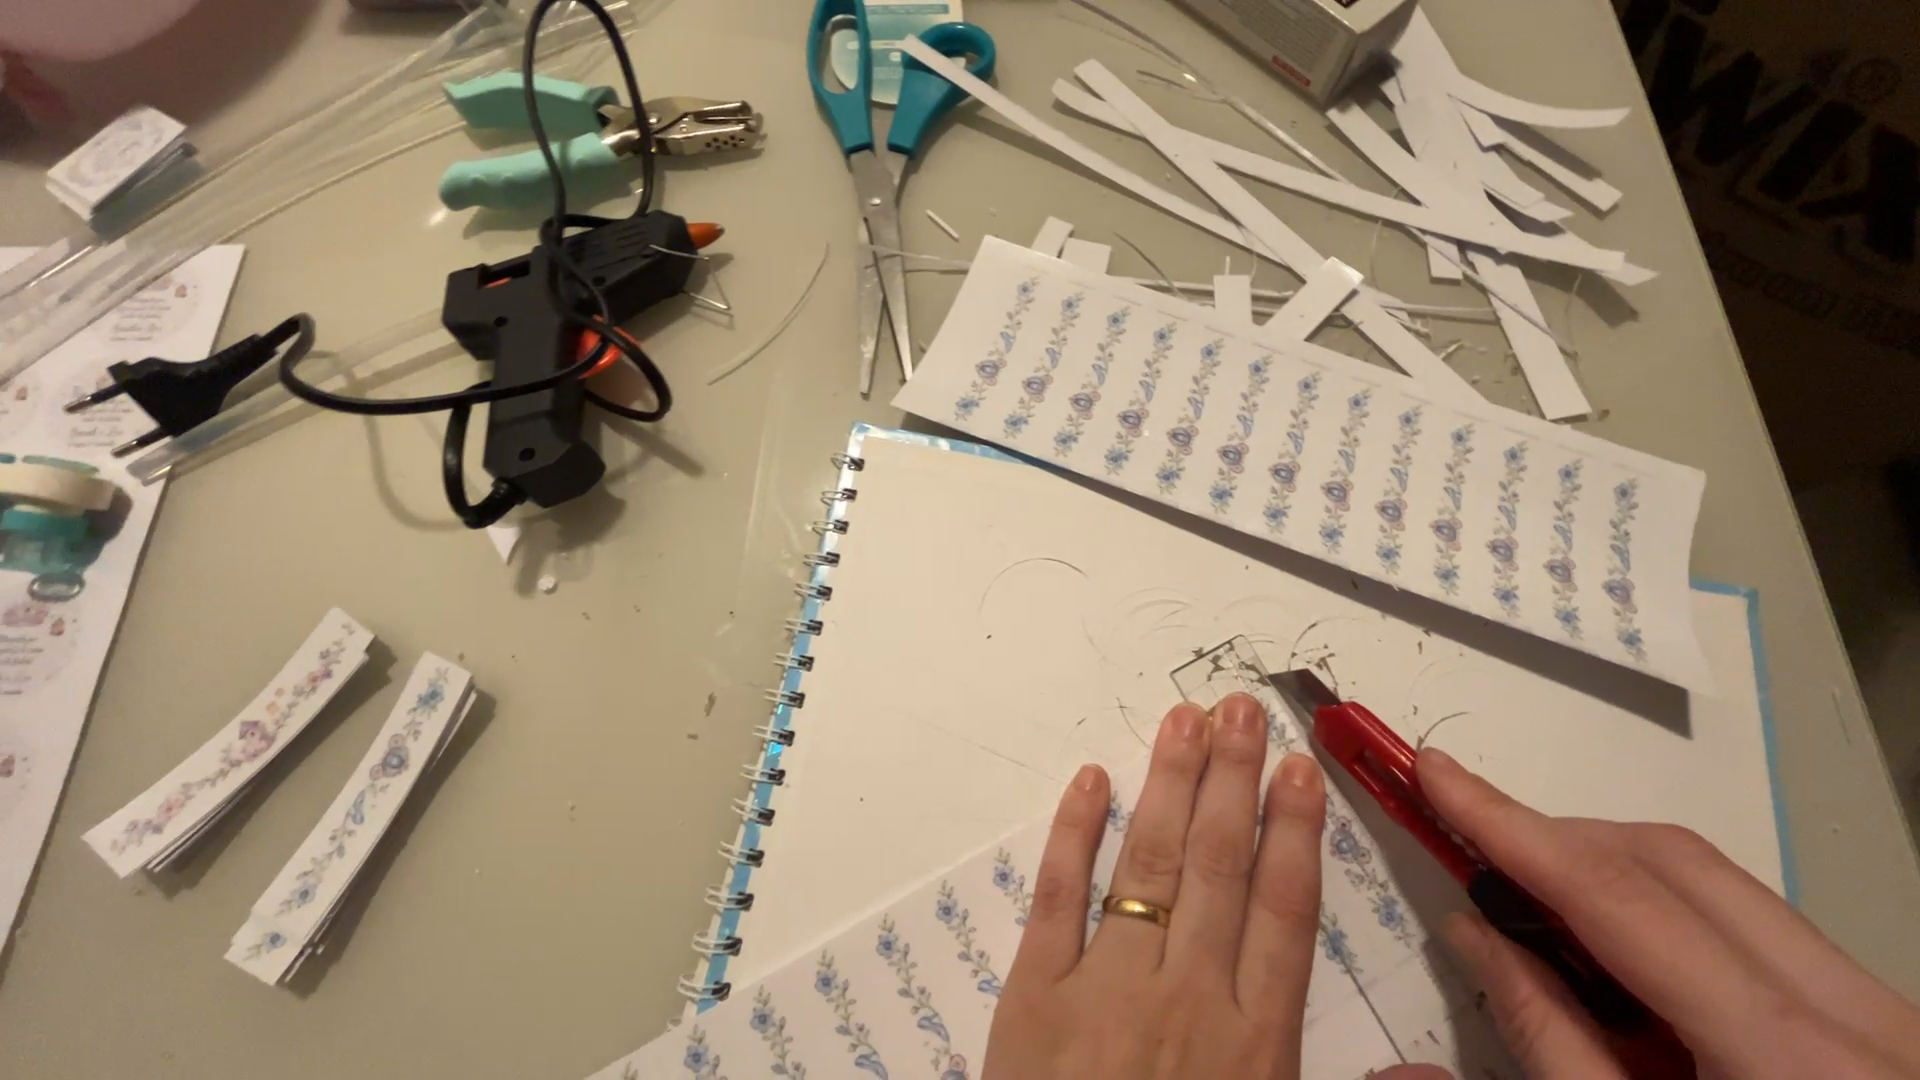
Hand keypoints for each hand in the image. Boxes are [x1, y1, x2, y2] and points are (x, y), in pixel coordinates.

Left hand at [982, 693, 1441, 1079]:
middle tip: (1237, 707)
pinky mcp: (1036, 985)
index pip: (1284, 912)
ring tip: (1183, 720)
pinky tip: (1092, 779)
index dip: (1295, 832)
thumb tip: (1431, 1071)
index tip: (1298, 768)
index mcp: (1252, 1040)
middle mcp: (1185, 994)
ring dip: (1169, 786)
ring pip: (1147, 865)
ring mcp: (1104, 982)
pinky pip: (1057, 894)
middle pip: (1218, 866)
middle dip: (1231, 780)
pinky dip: (1074, 833)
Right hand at [1419, 747, 1919, 1079]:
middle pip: (1675, 862)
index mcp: (1800, 1064)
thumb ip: (1545, 1034)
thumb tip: (1468, 927)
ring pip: (1718, 882)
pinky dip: (1662, 914)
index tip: (1434, 770)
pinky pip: (1753, 923)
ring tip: (1543, 917)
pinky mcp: (1891, 1026)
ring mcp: (1896, 1019)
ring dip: (1607, 874)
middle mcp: (1870, 1018)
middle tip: (1477, 856)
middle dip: (1558, 841)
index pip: (1617, 892)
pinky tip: (1625, 966)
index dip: (1509, 822)